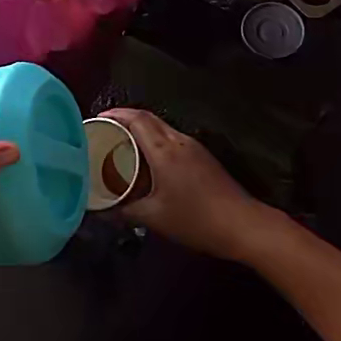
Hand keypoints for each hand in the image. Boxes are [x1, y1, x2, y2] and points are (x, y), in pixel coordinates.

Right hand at [98, 109, 274, 261]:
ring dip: (139, 130)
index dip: (114, 114)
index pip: (136, 119)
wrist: (244, 226)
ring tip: (119, 145)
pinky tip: (145, 160)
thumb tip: (99, 211)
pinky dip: (153, 142)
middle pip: (148, 118)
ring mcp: (194, 148)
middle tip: (103, 131)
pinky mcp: (202, 158)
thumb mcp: (154, 217)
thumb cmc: (196, 219)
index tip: (96, 120)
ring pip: (161, 128)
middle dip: (123, 119)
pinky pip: (171, 140)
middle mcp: (179, 141)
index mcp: (164, 150)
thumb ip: (123, 211)